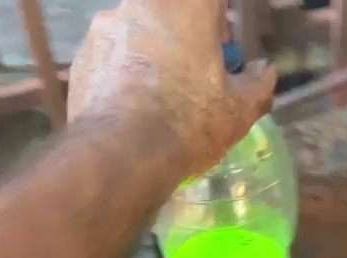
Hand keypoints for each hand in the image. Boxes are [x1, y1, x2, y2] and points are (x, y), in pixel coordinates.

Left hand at [68, 0, 276, 177]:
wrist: (121, 154)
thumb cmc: (188, 122)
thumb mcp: (236, 112)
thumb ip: (257, 86)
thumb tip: (265, 72)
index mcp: (187, 3)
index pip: (212, 2)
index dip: (218, 19)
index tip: (220, 45)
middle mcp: (143, 2)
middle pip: (169, 13)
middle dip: (181, 39)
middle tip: (190, 76)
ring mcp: (106, 27)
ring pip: (136, 34)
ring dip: (149, 56)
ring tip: (155, 99)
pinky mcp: (82, 58)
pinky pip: (110, 60)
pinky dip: (121, 77)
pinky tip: (128, 110)